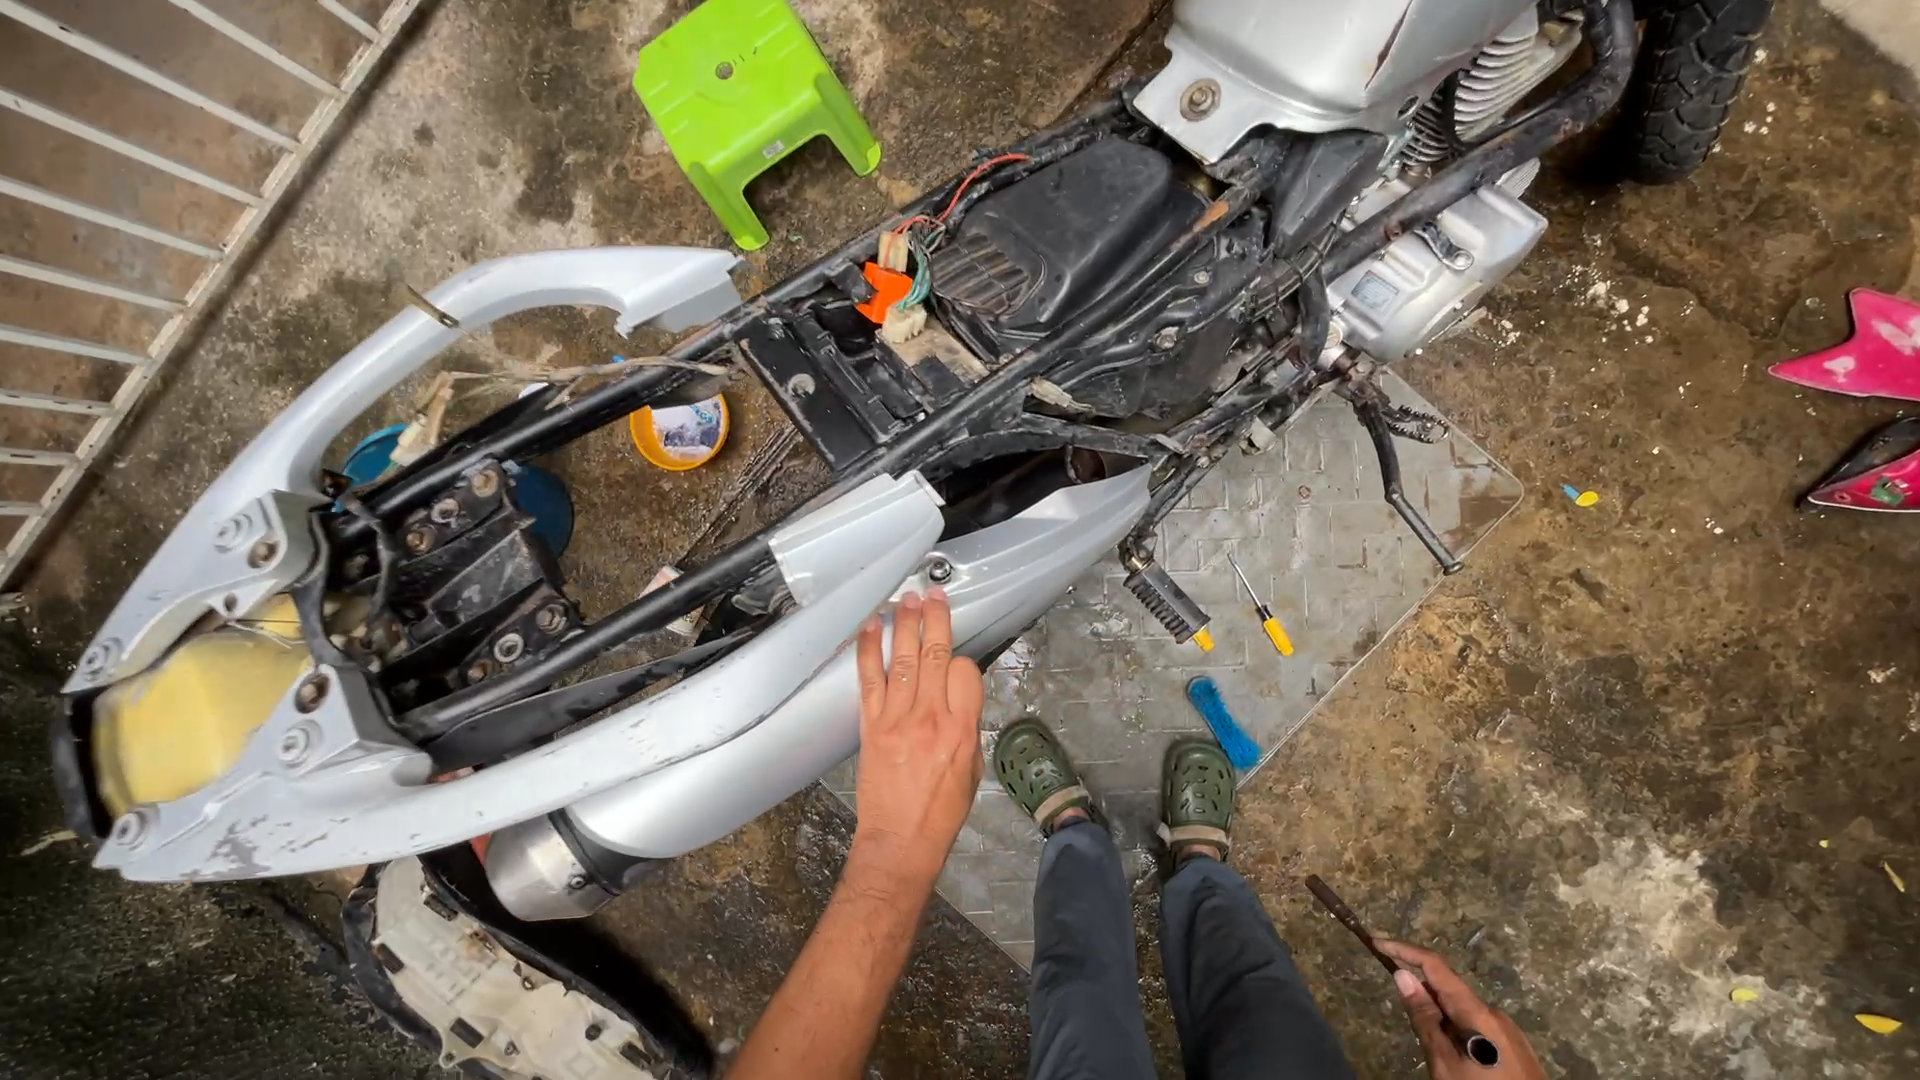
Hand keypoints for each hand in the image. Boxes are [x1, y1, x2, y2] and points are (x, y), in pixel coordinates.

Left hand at [851, 588, 985, 889]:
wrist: (900, 843)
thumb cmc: (942, 813)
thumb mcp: (973, 770)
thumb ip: (967, 728)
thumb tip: (958, 700)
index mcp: (961, 730)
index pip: (964, 672)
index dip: (962, 660)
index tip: (956, 661)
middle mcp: (930, 718)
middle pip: (934, 655)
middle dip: (935, 620)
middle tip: (933, 594)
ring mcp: (897, 719)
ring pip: (902, 660)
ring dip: (905, 624)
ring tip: (908, 599)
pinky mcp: (870, 725)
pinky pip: (869, 680)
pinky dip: (868, 650)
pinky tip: (870, 627)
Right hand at [1376, 940, 1544, 1079]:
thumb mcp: (1444, 1062)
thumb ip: (1424, 1018)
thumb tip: (1402, 975)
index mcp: (1478, 1012)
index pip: (1435, 965)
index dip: (1403, 950)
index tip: (1376, 943)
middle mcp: (1495, 1014)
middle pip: (1448, 990)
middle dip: (1422, 995)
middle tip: (1408, 1022)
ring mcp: (1509, 1032)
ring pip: (1461, 1011)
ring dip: (1440, 1018)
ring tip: (1437, 1053)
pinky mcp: (1515, 1048)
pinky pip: (1476, 1027)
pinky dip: (1456, 1030)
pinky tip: (1457, 1059)